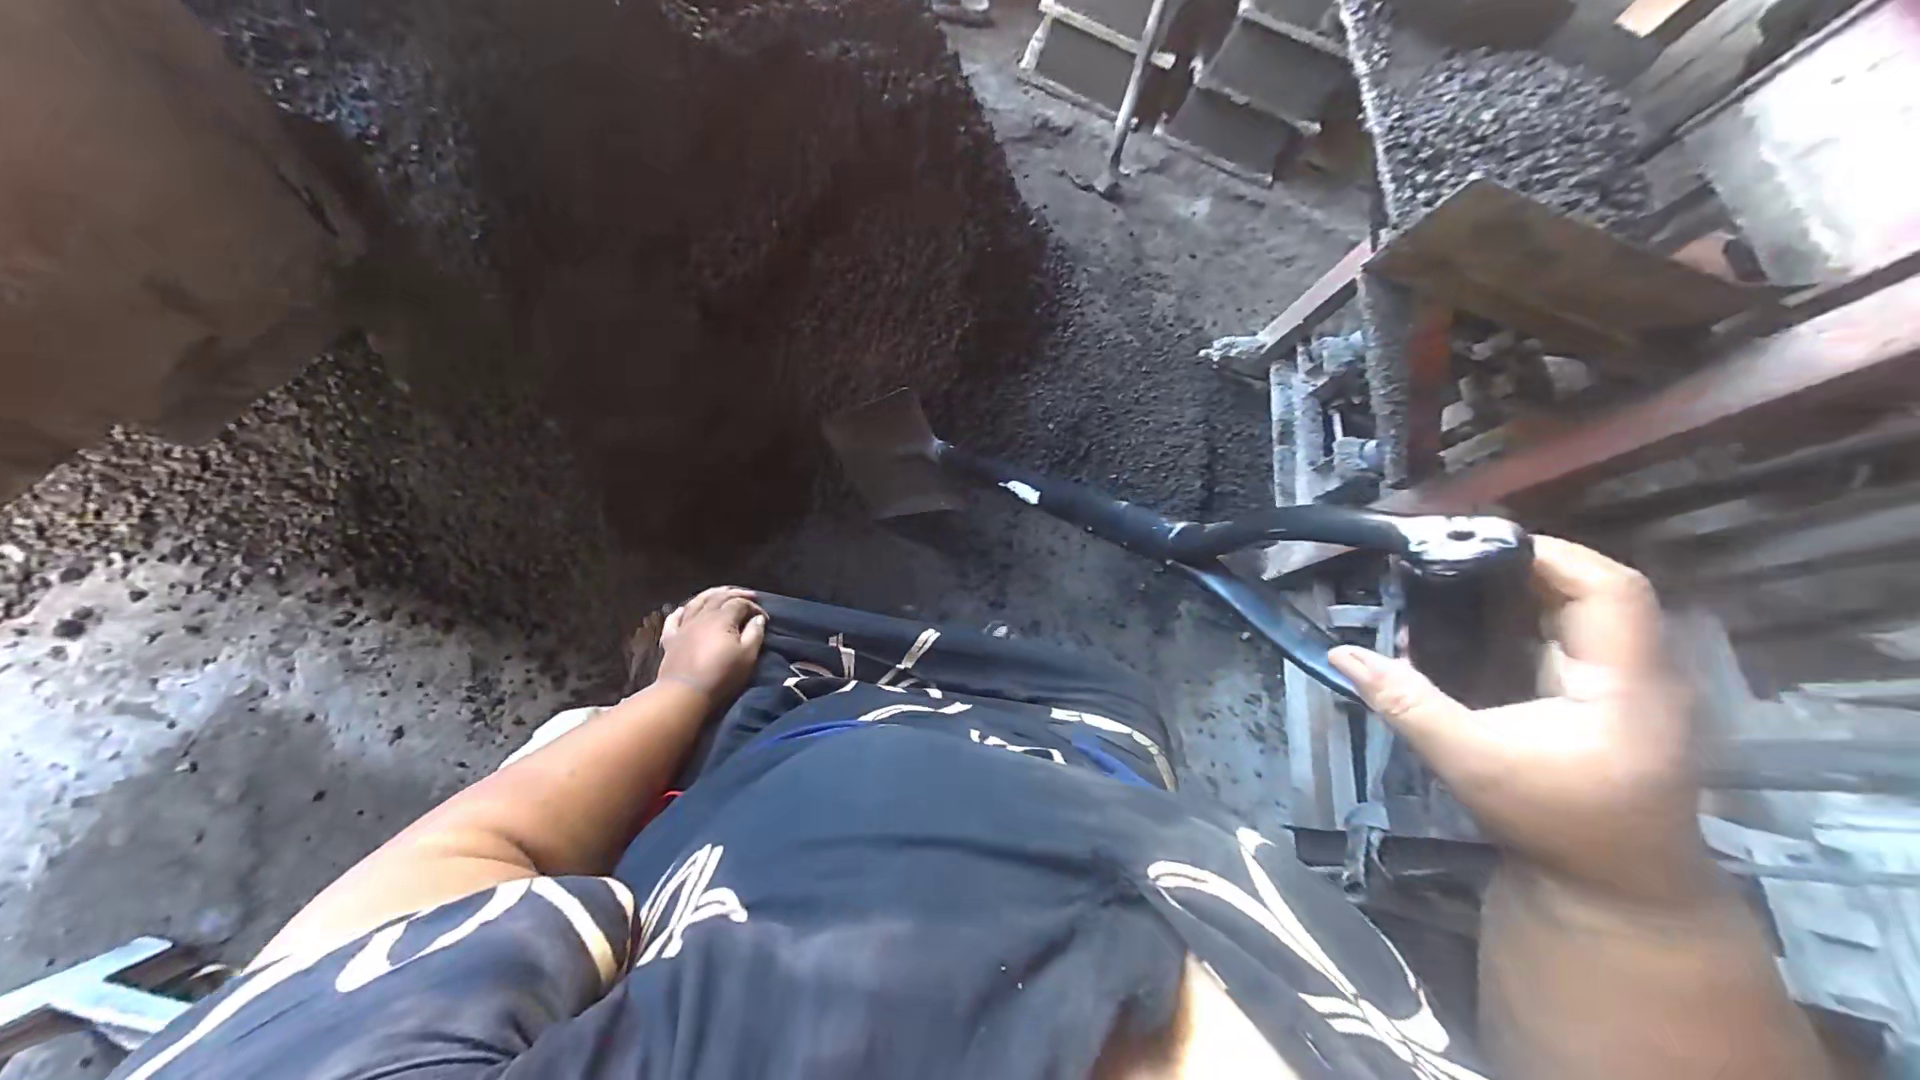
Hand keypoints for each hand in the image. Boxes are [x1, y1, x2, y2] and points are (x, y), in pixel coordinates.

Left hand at [655, 587, 767, 704]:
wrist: (684, 694)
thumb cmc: (721, 675)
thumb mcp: (747, 656)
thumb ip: (755, 633)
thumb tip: (758, 618)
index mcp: (721, 618)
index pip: (740, 603)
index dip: (754, 606)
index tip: (765, 618)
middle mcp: (702, 616)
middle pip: (719, 597)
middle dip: (736, 593)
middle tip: (750, 595)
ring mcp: (684, 626)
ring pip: (697, 602)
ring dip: (711, 594)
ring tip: (722, 592)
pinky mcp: (671, 639)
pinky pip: (674, 619)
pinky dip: (681, 611)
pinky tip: (685, 609)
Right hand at [1330, 536, 1710, 905]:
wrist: (1614, 885)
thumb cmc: (1554, 821)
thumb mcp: (1468, 760)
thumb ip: (1405, 702)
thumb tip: (1341, 654)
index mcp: (1624, 680)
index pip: (1608, 587)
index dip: (1548, 554)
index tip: (1473, 543)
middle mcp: (1636, 669)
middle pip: (1592, 586)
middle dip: (1519, 563)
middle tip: (1447, 555)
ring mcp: (1624, 680)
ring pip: (1579, 607)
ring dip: (1516, 587)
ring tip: (1449, 578)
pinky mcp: (1603, 692)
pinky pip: (1564, 633)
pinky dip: (1517, 616)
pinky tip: (1470, 621)